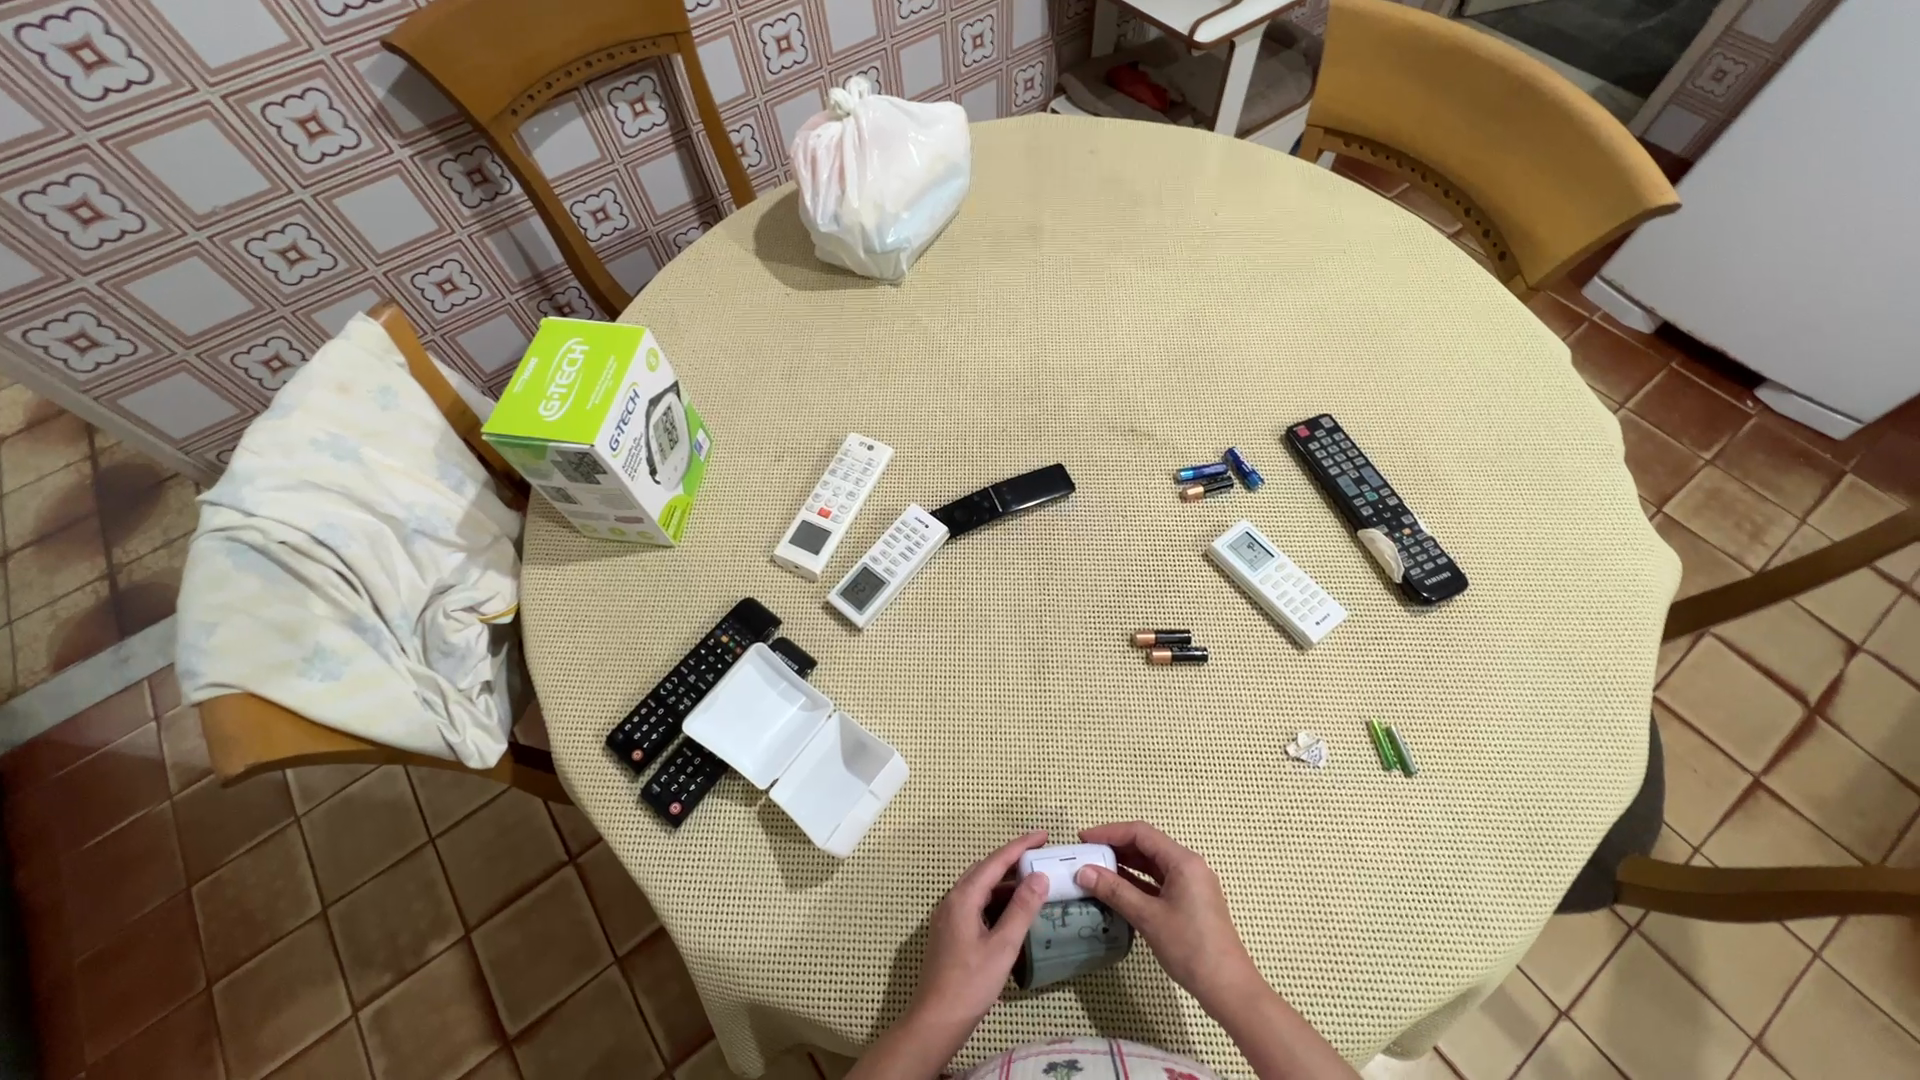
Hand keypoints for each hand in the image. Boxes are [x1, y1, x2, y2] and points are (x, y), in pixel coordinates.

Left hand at [912, 830, 1051, 1027]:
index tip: (1044, 835)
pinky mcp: (950, 931)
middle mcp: (952, 899)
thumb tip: (1039, 876)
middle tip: (1040, 856)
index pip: (995, 861)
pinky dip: (995, 900)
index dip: (1020, 846)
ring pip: (979, 887)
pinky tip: (1012, 911)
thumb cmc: (970, 984)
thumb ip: (1022, 909)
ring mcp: (948, 916)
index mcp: (963, 898)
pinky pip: (975, 903)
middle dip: (1012, 859)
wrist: (935, 1020)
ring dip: (1005, 882)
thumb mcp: (1003, 946)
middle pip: (985, 870)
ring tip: (1032, 881)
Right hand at [1074, 821, 1264, 1009]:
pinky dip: (1136, 882)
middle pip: (1147, 846)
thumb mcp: (1148, 917)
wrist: (1228, 987)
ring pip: (1152, 865)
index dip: (1109, 832)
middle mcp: (1189, 866)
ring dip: (1125, 865)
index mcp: (1183, 861)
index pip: (1141, 833)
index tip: (1084, 840)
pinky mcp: (1189, 902)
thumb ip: (1115, 891)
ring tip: (1096, 870)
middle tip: (1086, 855)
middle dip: (1115, 847)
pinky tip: (1116, 889)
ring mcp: (1191, 885)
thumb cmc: (1190, 947)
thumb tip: (1083, 872)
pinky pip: (1158, 882)